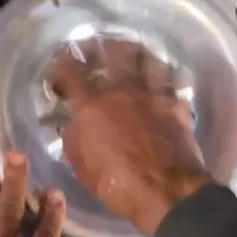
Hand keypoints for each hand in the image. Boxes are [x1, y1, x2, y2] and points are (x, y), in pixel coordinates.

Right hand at [45, 37, 214, 236]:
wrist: (164, 191)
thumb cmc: (116, 184)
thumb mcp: (81, 166)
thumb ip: (73, 140)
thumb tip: (71, 126)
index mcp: (91, 106)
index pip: (71, 72)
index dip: (63, 62)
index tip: (61, 58)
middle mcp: (120, 91)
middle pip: (113, 53)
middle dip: (104, 45)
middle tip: (101, 45)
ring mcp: (151, 94)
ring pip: (147, 58)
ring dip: (139, 54)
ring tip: (136, 53)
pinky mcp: (175, 104)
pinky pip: (173, 80)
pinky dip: (168, 76)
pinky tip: (166, 76)